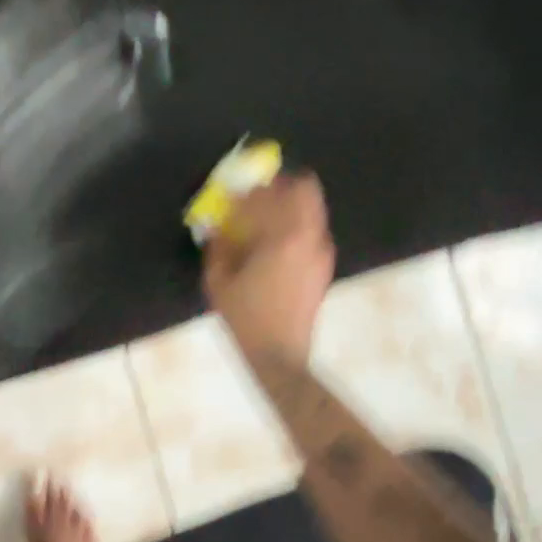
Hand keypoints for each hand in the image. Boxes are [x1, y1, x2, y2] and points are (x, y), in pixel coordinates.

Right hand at [203, 173, 335, 365]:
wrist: (280, 355)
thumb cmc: (245, 315)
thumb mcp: (218, 278)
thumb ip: (219, 245)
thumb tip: (217, 225)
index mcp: (282, 238)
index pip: (271, 194)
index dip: (251, 189)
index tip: (236, 192)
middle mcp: (309, 239)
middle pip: (306, 192)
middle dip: (281, 186)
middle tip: (259, 191)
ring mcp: (322, 254)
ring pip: (313, 211)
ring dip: (290, 205)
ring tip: (266, 215)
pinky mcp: (324, 268)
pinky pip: (313, 232)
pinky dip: (296, 226)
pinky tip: (274, 242)